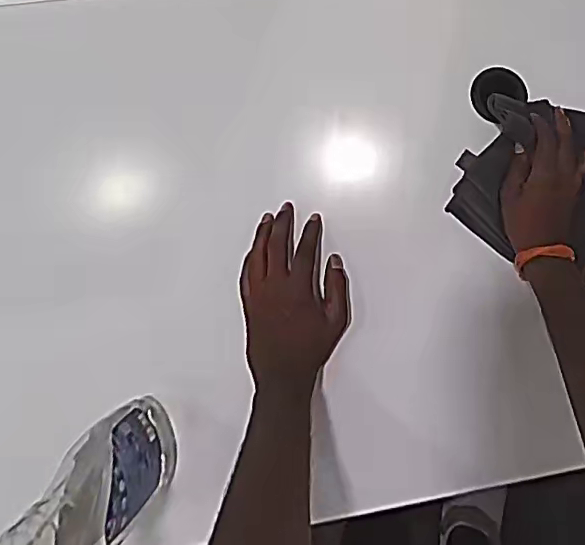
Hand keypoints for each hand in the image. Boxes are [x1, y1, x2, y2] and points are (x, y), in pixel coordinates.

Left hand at [240, 203, 349, 398]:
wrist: (282, 375)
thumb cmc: (308, 350)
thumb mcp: (335, 320)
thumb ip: (337, 288)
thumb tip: (334, 265)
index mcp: (298, 288)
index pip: (304, 250)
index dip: (310, 232)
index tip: (313, 221)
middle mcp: (275, 286)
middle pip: (277, 244)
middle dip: (284, 223)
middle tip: (287, 210)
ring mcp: (259, 293)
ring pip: (258, 254)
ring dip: (264, 233)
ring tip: (268, 220)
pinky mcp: (249, 302)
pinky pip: (247, 271)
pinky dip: (251, 256)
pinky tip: (253, 249)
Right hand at [501, 107, 584, 251]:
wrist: (545, 253)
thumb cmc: (526, 228)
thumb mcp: (510, 194)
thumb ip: (516, 168)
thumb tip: (520, 152)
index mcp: (545, 173)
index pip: (546, 139)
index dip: (540, 125)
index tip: (534, 117)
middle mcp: (563, 176)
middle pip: (565, 142)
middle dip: (560, 124)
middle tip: (555, 113)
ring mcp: (571, 185)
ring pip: (575, 153)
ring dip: (570, 137)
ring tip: (566, 126)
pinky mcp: (575, 194)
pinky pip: (581, 167)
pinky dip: (582, 156)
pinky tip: (584, 153)